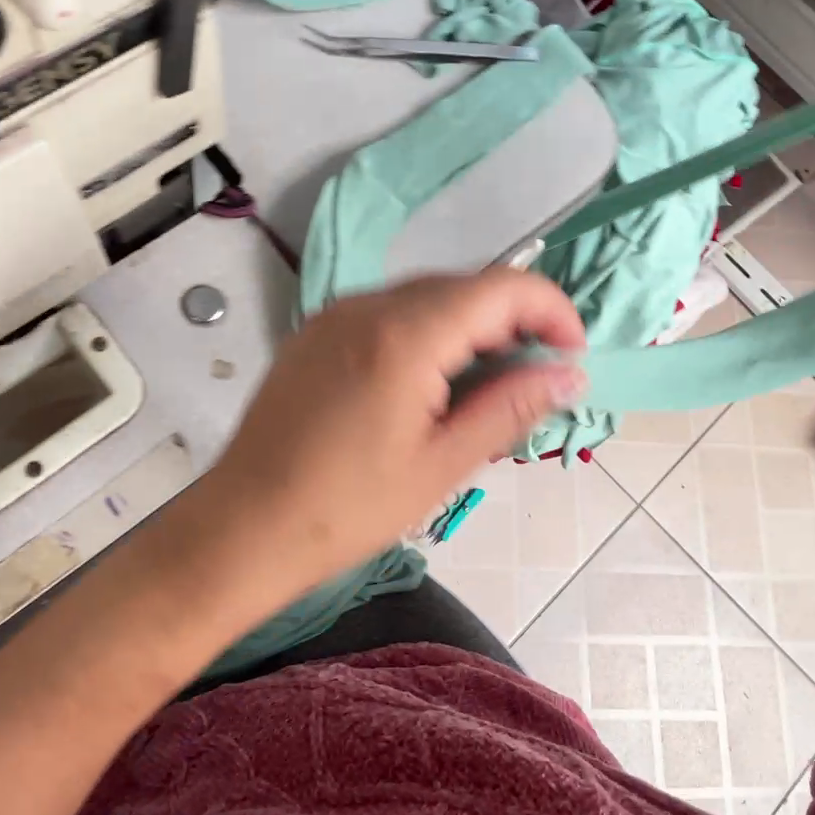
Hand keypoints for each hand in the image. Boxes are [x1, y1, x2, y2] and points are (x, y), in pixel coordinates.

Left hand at [200, 268, 586, 595]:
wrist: (244, 526)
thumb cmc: (346, 510)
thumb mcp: (441, 465)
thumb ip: (509, 408)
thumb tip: (569, 374)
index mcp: (404, 335)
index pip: (501, 288)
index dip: (551, 311)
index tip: (571, 356)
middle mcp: (366, 307)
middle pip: (462, 287)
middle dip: (511, 322)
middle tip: (530, 382)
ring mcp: (334, 317)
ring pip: (424, 299)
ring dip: (468, 330)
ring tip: (483, 390)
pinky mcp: (314, 336)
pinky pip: (386, 316)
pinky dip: (425, 335)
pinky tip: (427, 386)